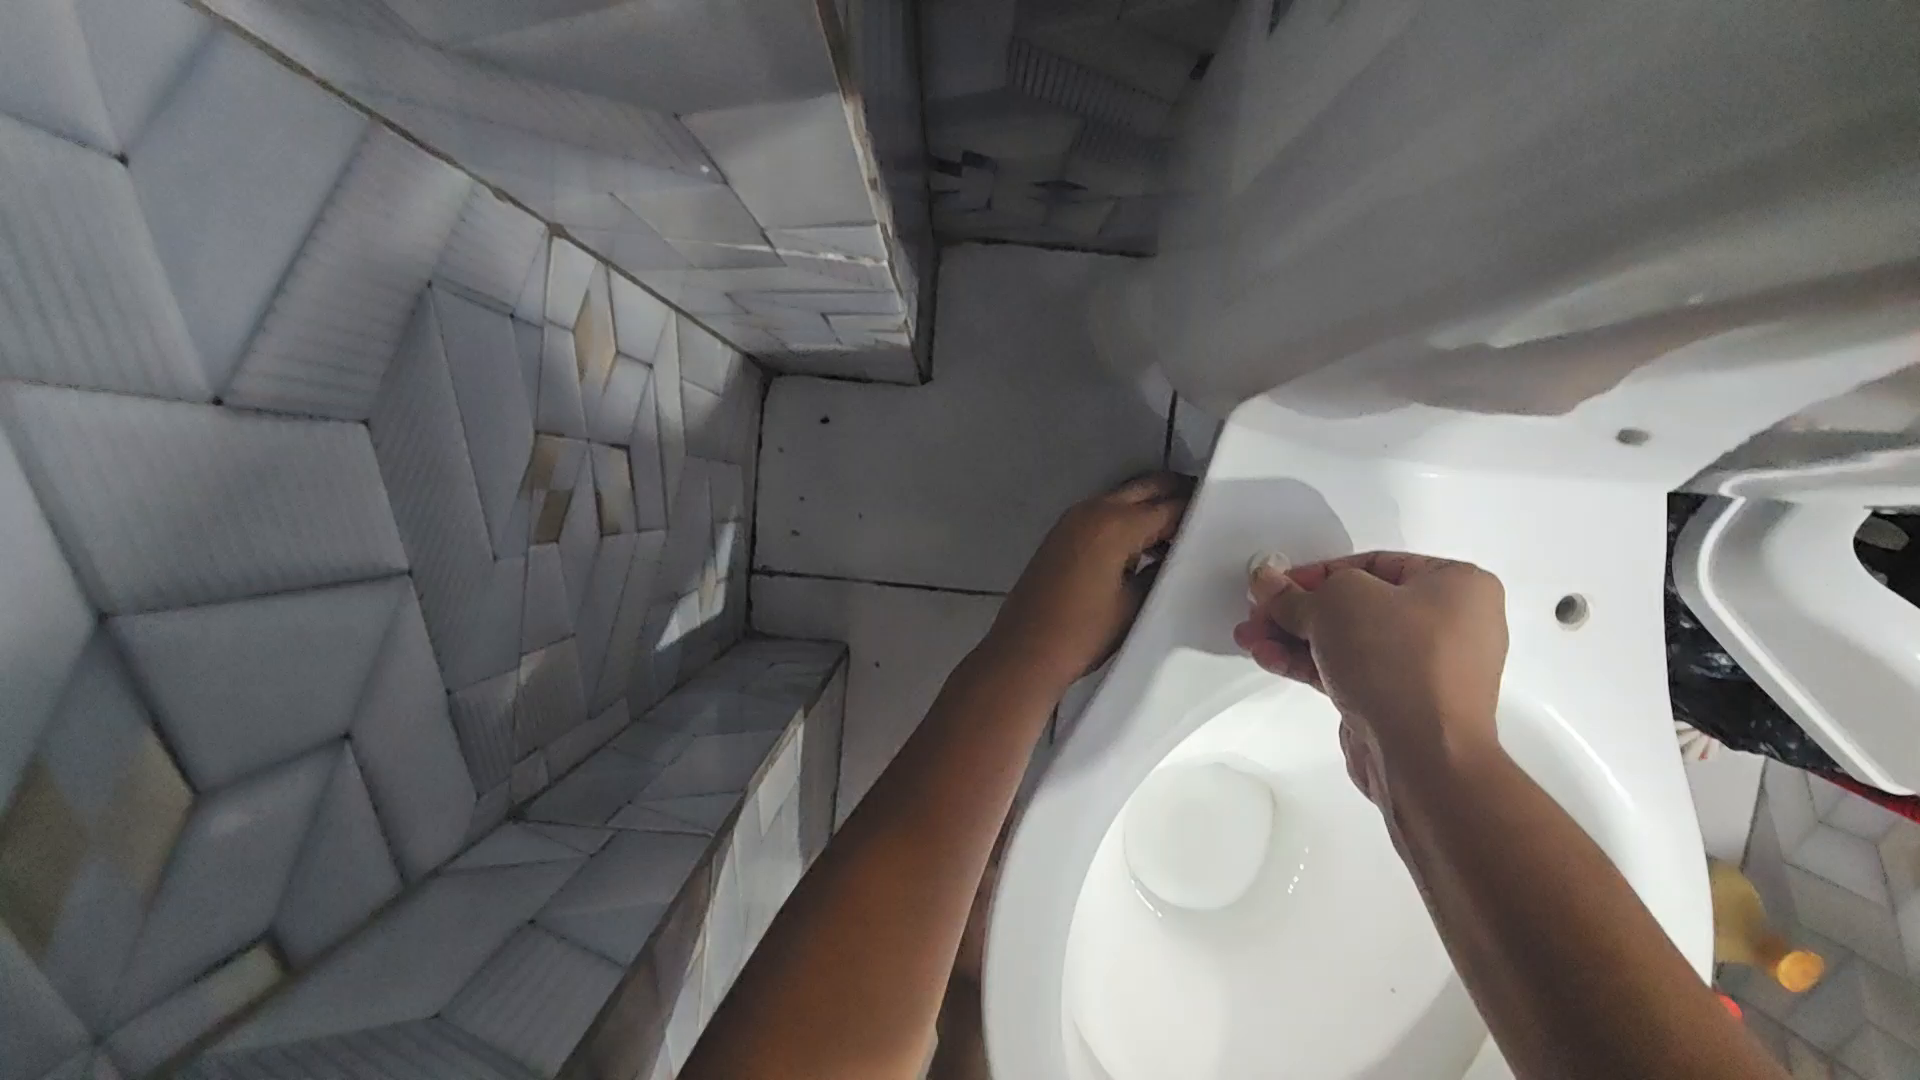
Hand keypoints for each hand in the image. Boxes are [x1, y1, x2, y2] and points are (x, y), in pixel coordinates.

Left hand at [982, 473, 1192, 690]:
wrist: (1024, 653)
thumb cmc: (1083, 633)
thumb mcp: (1135, 604)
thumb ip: (1161, 571)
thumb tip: (1177, 555)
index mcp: (1115, 525)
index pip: (1170, 505)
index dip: (1199, 513)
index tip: (1223, 524)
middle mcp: (1093, 510)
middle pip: (1147, 487)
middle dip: (1177, 497)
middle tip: (1204, 522)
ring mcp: (1073, 519)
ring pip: (1124, 498)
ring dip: (1151, 508)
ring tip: (1178, 540)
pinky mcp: (1062, 534)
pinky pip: (1104, 513)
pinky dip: (1127, 520)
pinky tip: (1144, 550)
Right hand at [1232, 552, 1508, 800]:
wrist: (1423, 754)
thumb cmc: (1398, 662)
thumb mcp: (1335, 604)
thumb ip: (1294, 593)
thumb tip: (1268, 582)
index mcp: (1456, 585)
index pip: (1371, 564)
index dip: (1315, 573)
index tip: (1277, 584)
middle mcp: (1449, 623)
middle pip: (1353, 605)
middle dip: (1297, 610)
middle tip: (1259, 612)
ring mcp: (1425, 667)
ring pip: (1346, 641)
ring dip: (1294, 638)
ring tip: (1252, 639)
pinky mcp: (1401, 701)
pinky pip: (1349, 671)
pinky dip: (1309, 663)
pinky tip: (1270, 659)